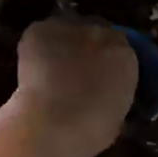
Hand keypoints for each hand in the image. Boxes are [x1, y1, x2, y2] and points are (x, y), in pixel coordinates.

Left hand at [10, 17, 138, 156]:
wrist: (54, 122)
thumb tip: (103, 88)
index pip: (118, 44)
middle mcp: (99, 32)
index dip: (105, 57)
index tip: (97, 70)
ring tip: (50, 68)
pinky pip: (40, 34)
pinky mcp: (40, 29)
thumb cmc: (90, 130)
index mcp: (124, 55)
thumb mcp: (117, 112)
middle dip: (85, 46)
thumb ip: (113, 89)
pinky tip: (33, 67)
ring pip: (65, 29)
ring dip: (61, 43)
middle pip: (93, 30)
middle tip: (73, 67)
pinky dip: (37, 47)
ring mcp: (67, 27)